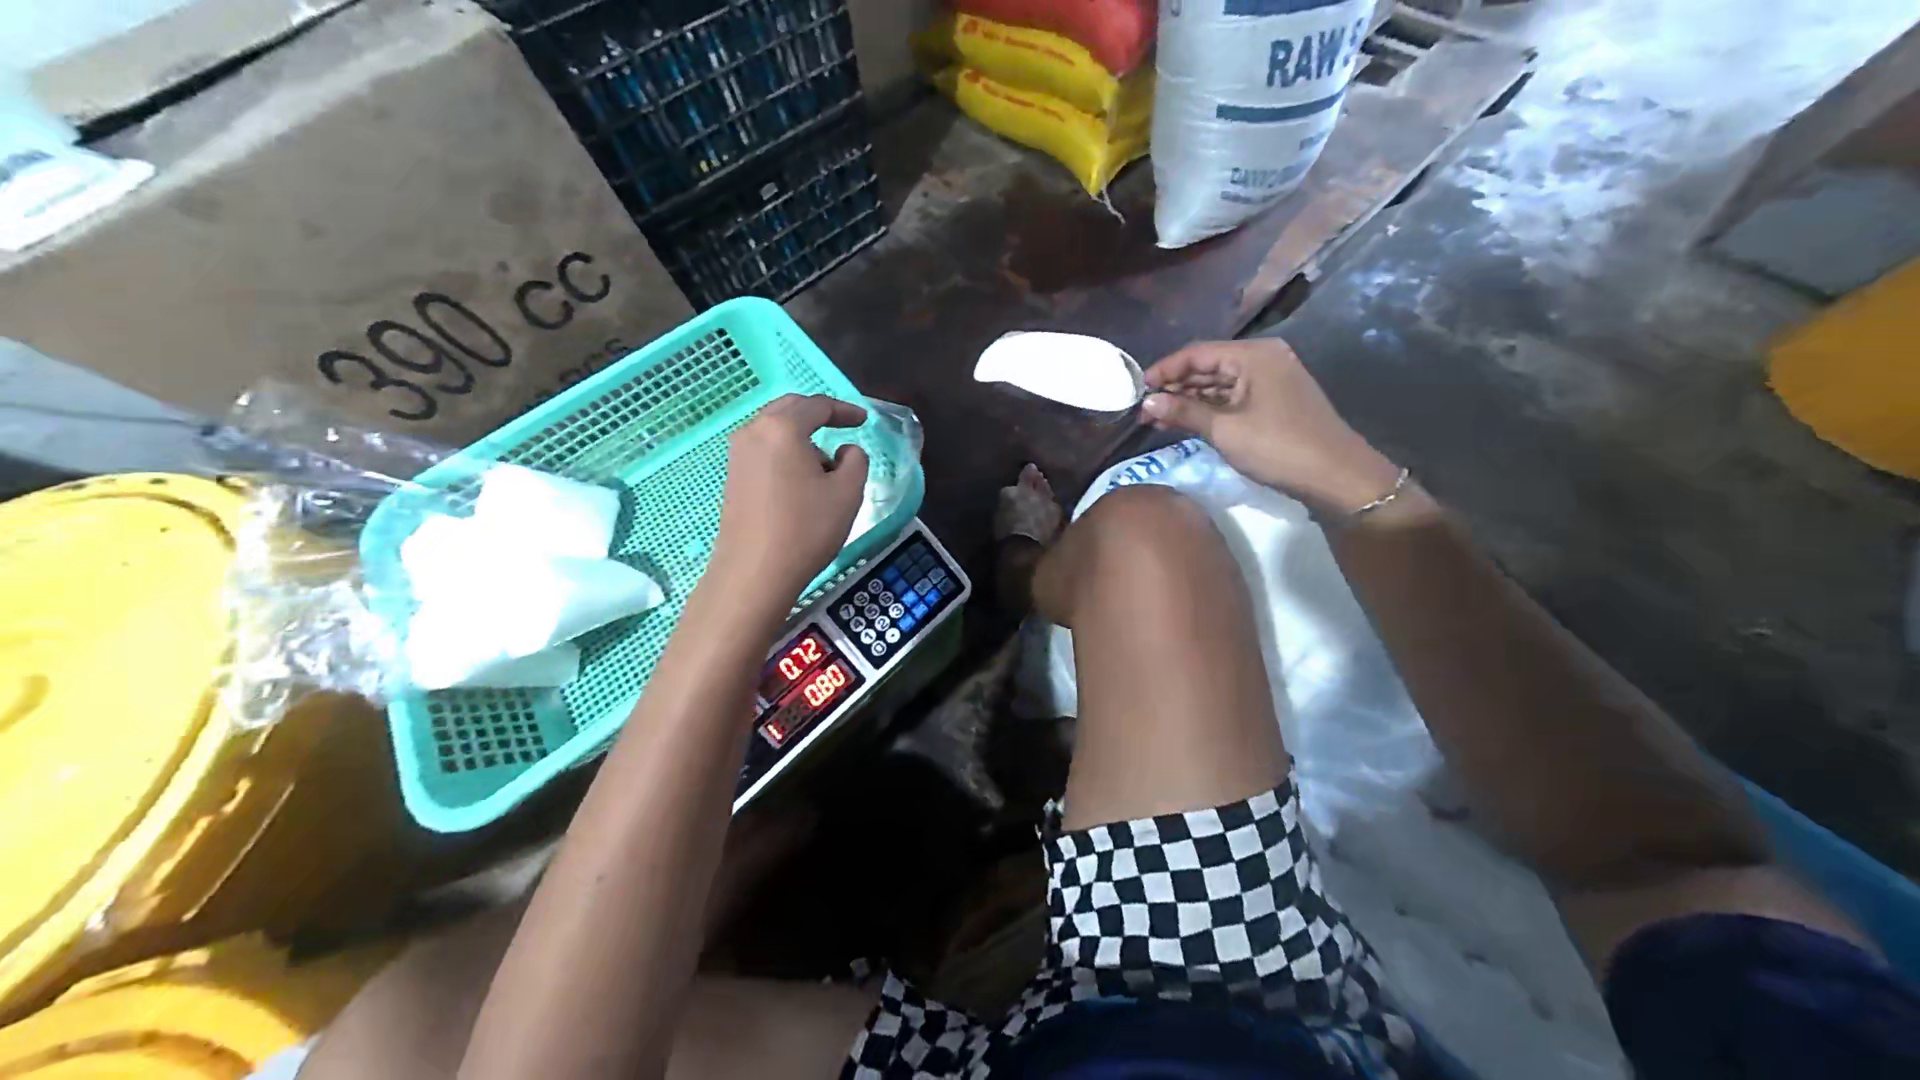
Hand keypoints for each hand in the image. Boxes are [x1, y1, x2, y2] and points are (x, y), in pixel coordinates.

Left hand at [711, 394, 869, 598]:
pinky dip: (786, 454)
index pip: (818, 405)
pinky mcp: (733, 477)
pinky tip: (801, 481)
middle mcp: (754, 432)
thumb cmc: (806, 529)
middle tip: (843, 426)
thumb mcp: (847, 493)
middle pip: (790, 410)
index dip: (845, 410)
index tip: (864, 420)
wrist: (755, 573)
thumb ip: (856, 460)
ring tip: (826, 465)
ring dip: (802, 438)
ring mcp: (738, 455)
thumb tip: (844, 452)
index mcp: (782, 428)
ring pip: (775, 431)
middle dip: (819, 415)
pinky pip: (765, 451)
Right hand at [1140, 339, 1402, 515]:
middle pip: (1208, 366)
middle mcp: (1263, 359)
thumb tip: (1147, 402)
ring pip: (1219, 383)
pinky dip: (1208, 409)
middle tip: (1143, 409)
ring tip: (1156, 419)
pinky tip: (1185, 422)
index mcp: (1253, 355)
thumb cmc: (1278, 447)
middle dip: (1174, 387)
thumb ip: (1184, 412)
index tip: (1136, 388)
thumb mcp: (1225, 430)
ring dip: (1188, 400)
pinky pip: (1232, 397)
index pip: (1197, 353)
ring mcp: (1270, 379)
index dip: (1164, 370)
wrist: (1335, 475)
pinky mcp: (1273, 400)